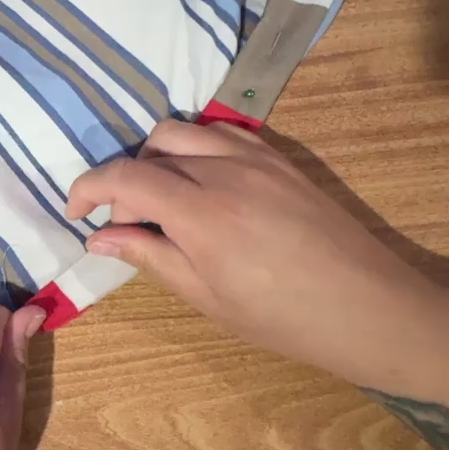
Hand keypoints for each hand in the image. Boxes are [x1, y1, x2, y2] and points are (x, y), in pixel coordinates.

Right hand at [67, 120, 448, 378]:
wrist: (373, 311)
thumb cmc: (282, 318)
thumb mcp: (204, 296)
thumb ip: (147, 256)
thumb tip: (98, 239)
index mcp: (202, 214)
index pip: (124, 177)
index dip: (88, 189)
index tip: (75, 211)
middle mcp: (225, 172)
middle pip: (149, 149)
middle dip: (124, 181)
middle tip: (130, 223)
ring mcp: (257, 159)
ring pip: (183, 131)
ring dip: (157, 157)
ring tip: (164, 198)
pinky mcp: (281, 159)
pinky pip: (223, 131)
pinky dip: (196, 147)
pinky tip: (203, 181)